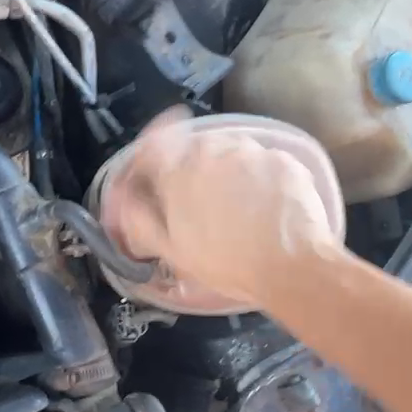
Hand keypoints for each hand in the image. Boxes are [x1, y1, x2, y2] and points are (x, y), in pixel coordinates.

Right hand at [112, 108, 341, 310]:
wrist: (291, 268)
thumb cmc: (225, 263)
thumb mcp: (170, 249)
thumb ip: (139, 219)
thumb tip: (120, 200)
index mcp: (177, 171)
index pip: (154, 142)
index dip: (153, 153)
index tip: (157, 168)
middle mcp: (212, 150)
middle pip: (194, 149)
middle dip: (195, 170)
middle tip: (203, 204)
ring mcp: (252, 152)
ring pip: (230, 154)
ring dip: (228, 173)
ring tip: (238, 208)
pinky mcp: (284, 159)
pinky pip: (263, 163)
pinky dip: (260, 179)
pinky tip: (266, 207)